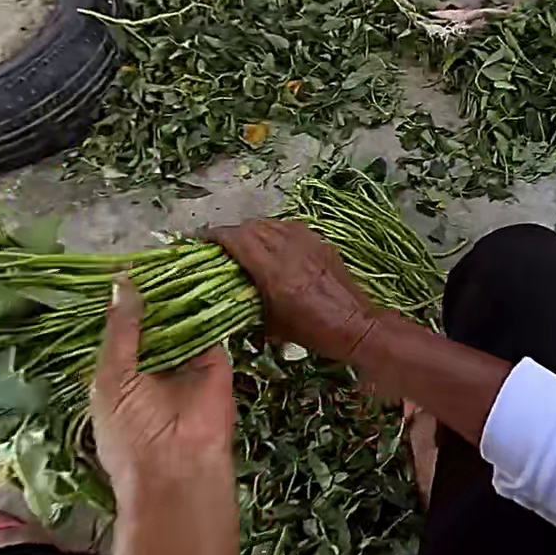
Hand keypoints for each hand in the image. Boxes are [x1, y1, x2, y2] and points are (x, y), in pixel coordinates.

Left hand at [92, 275, 237, 505]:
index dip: (127, 300)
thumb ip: (121, 330)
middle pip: (158, 319)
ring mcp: (189, 359)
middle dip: (158, 292)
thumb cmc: (131, 430)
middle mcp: (157, 362)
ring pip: (187, 320)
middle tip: (160, 253)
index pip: (126, 327)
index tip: (128, 264)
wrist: (179, 463)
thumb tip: (122, 282)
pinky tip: (211, 274)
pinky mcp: (218, 358)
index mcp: (124, 370)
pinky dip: (213, 305)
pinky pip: (215, 327)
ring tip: (184, 255)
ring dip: (185, 295)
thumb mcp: (111, 377)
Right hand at [207, 219, 379, 361]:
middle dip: (233, 232)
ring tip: (245, 242)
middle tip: (220, 244)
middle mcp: (291, 250)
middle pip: (254, 227)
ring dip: (255, 229)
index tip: (200, 239)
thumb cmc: (313, 330)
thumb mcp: (272, 323)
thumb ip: (249, 302)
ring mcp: (310, 244)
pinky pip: (294, 228)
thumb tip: (229, 292)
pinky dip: (278, 231)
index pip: (239, 239)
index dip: (216, 236)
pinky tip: (274, 243)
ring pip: (274, 224)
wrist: (355, 325)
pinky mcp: (323, 244)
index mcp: (275, 271)